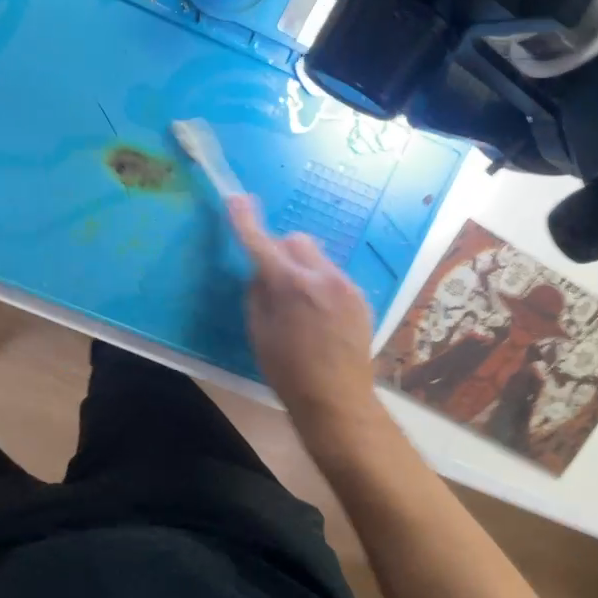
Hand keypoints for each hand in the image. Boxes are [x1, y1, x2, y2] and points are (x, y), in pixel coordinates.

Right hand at [228, 195, 377, 428]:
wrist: (336, 399)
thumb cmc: (286, 371)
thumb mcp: (258, 332)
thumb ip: (258, 294)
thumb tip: (262, 273)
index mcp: (289, 286)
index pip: (261, 243)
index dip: (245, 221)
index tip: (236, 199)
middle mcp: (321, 277)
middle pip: (296, 241)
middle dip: (282, 252)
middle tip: (274, 280)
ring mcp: (345, 286)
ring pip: (317, 259)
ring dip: (303, 270)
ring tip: (301, 308)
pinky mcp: (360, 298)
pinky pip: (333, 278)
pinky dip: (321, 287)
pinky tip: (320, 319)